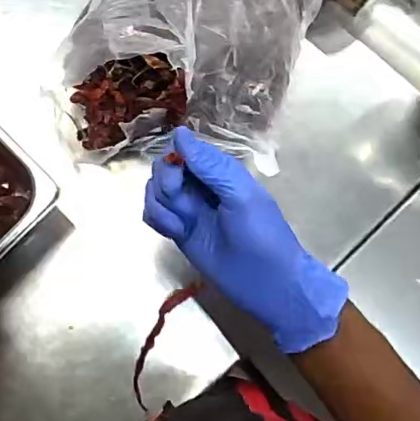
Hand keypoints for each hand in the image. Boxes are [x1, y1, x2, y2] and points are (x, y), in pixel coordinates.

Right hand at [144, 127, 347, 352]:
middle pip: (162, 168)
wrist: (268, 288)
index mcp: (218, 172)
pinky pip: (151, 212)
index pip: (182, 151)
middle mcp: (199, 185)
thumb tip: (178, 132)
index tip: (179, 180)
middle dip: (165, 185)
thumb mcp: (241, 197)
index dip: (174, 162)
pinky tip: (174, 233)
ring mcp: (186, 208)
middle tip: (182, 206)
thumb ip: (210, 166)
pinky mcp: (176, 229)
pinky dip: (156, 219)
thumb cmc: (263, 238)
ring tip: (180, 226)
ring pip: (153, 190)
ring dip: (160, 206)